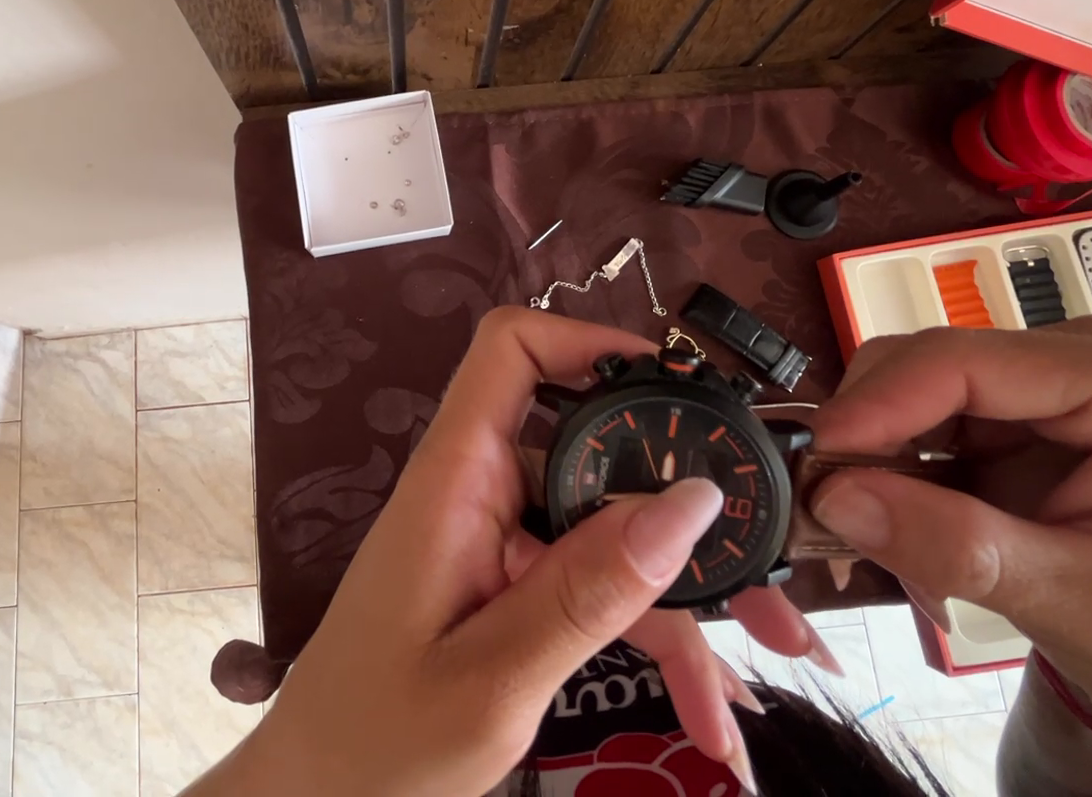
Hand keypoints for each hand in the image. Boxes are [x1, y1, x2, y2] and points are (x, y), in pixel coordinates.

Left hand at [186, 307, 829, 795]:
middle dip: (684, 502)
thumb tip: (690, 501)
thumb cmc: (379, 740)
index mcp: (457, 478)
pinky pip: (598, 585)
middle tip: (767, 567)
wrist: (323, 795)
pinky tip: (708, 707)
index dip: (588, 340)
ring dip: (688, 597)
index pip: (511, 352)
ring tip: (764, 670)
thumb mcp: (494, 677)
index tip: (676, 384)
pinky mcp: (516, 584)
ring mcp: (504, 539)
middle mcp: (484, 491)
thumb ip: (588, 591)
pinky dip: (655, 636)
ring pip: (613, 528)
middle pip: (595, 447)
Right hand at [809, 320, 1091, 785]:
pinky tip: (887, 516)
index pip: (971, 361)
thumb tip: (833, 499)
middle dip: (866, 431)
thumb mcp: (1088, 608)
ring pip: (908, 387)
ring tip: (860, 524)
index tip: (813, 456)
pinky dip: (884, 466)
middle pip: (930, 364)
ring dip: (870, 453)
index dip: (878, 402)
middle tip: (823, 501)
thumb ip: (962, 549)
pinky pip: (914, 418)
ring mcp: (1047, 382)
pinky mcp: (1011, 412)